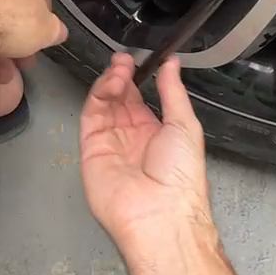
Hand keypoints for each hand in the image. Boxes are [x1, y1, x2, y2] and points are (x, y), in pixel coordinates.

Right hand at [79, 53, 213, 245]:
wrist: (159, 214)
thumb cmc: (180, 179)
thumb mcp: (185, 125)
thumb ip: (173, 91)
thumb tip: (172, 65)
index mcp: (157, 136)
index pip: (140, 100)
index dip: (137, 79)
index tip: (138, 61)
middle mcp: (132, 140)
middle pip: (119, 100)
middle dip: (121, 77)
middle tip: (124, 60)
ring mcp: (110, 144)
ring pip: (103, 104)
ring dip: (110, 82)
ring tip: (119, 68)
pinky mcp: (91, 149)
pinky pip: (90, 116)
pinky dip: (98, 95)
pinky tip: (112, 82)